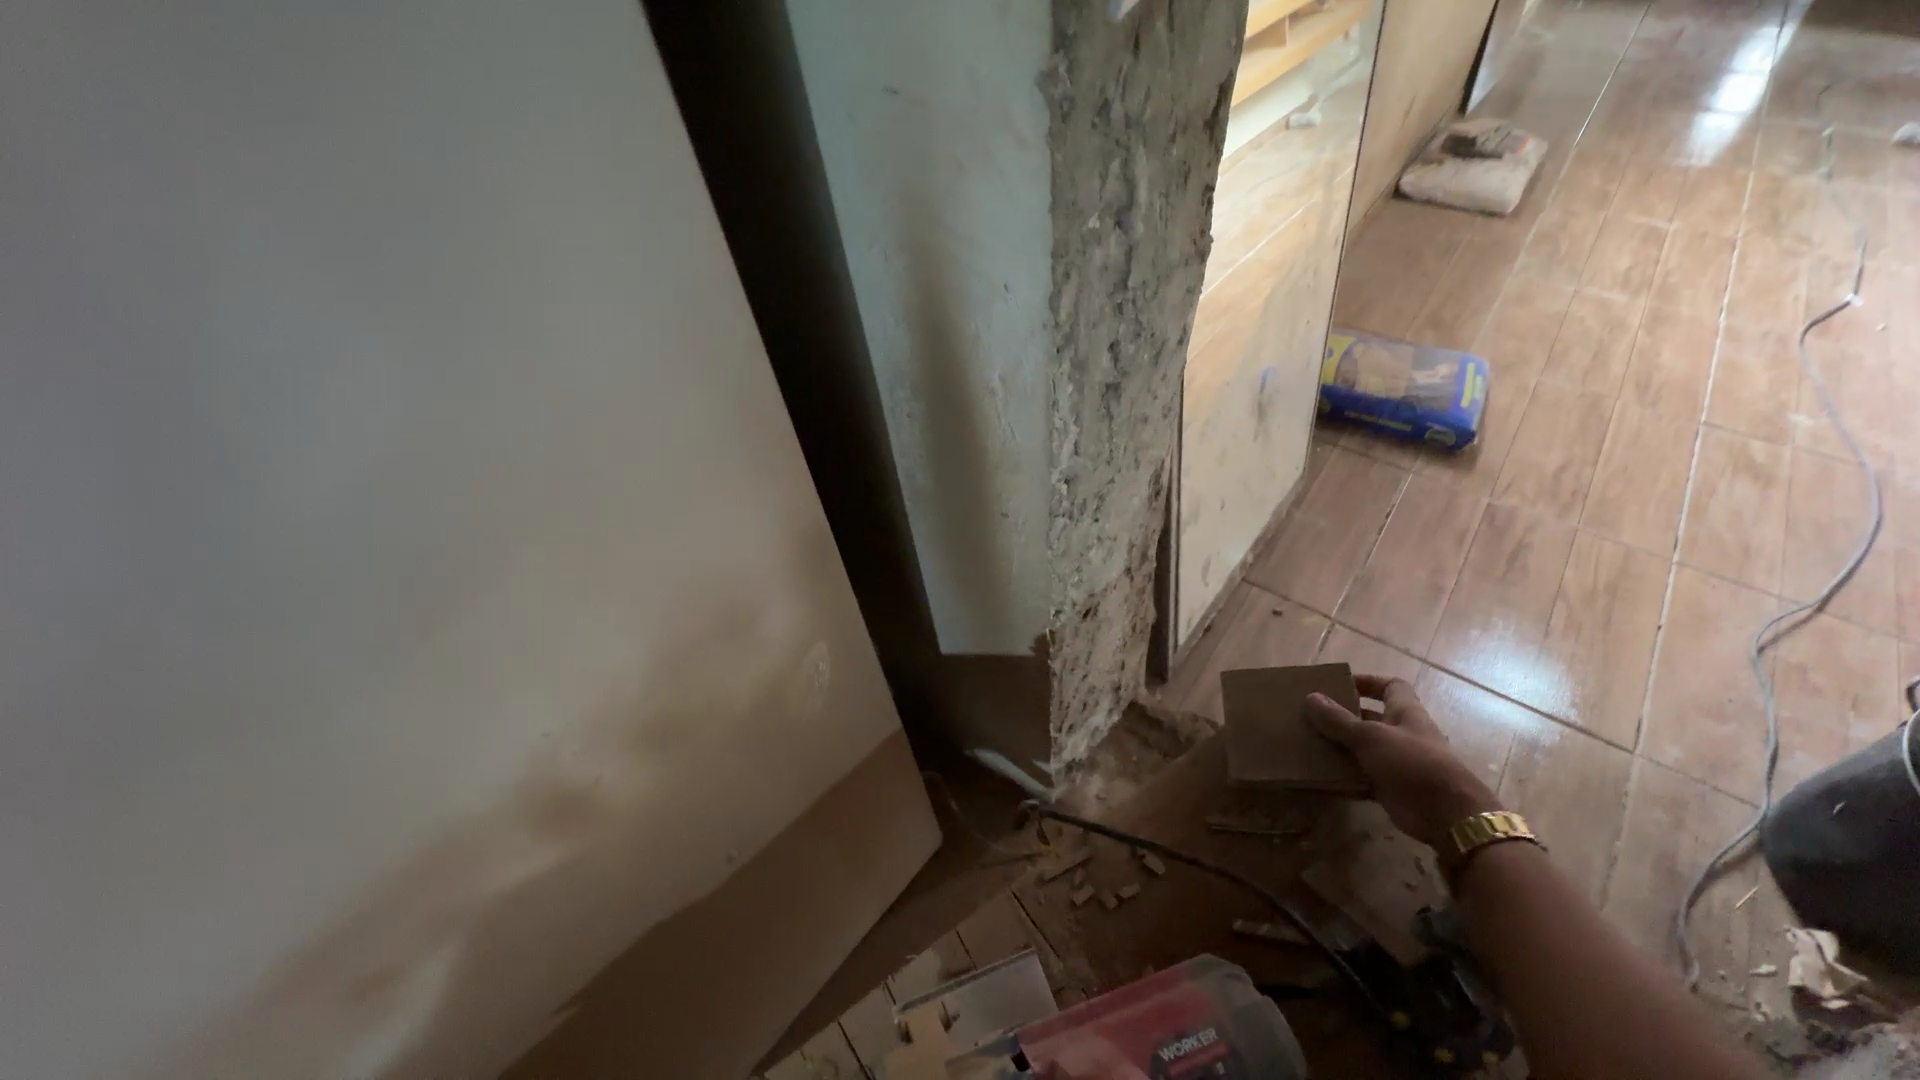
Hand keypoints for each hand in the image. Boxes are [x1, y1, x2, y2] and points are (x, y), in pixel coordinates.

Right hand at [1305, 674, 1501, 848]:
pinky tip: (1322, 777)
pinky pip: (1363, 777)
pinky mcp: (1392, 788)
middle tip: (1313, 716)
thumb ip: (1339, 720)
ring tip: (1310, 744)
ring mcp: (1398, 762)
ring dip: (1341, 747)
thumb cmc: (1413, 763)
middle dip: (1344, 716)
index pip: (1390, 686)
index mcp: (1406, 712)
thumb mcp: (1371, 737)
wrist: (1447, 815)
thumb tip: (1310, 697)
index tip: (1339, 685)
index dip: (1367, 682)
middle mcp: (1403, 734)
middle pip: (1372, 718)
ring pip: (1365, 749)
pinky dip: (1345, 777)